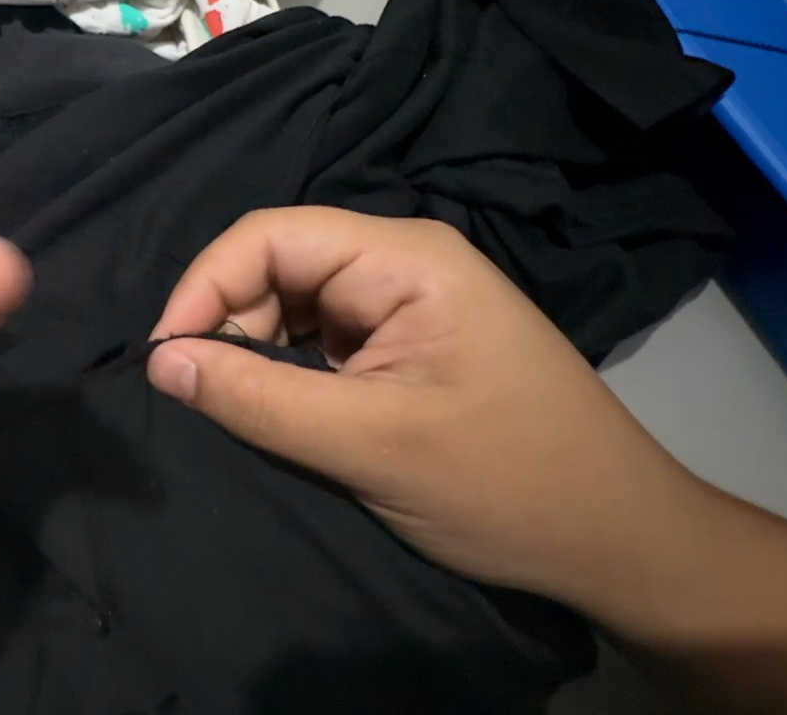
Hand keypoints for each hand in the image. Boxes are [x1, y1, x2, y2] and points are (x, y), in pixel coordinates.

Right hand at [145, 206, 702, 606]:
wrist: (628, 549)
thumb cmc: (511, 486)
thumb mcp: (371, 446)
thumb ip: (256, 399)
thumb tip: (158, 362)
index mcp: (403, 259)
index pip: (269, 236)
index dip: (206, 284)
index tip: (167, 353)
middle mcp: (395, 263)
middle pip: (273, 264)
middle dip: (226, 320)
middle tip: (201, 389)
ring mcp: (396, 302)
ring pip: (284, 300)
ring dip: (248, 347)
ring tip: (238, 403)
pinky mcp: (392, 340)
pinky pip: (308, 334)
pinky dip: (275, 366)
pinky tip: (272, 404)